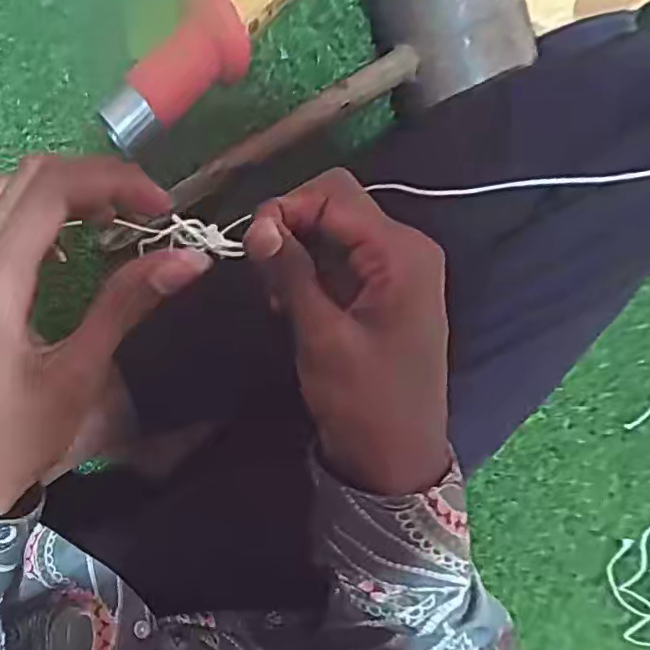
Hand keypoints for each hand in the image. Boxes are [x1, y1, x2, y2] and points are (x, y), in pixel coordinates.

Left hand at [0, 156, 209, 514]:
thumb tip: (187, 259)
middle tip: (143, 210)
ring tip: (110, 218)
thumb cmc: (24, 435)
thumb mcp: (80, 372)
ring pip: (8, 193)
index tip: (162, 209)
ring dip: (62, 190)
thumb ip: (125, 305)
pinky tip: (68, 249)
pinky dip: (38, 214)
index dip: (113, 182)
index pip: (51, 191)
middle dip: (92, 178)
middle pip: (28, 178)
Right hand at [244, 169, 450, 494]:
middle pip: (335, 206)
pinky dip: (307, 272)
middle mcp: (402, 248)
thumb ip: (291, 274)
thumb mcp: (321, 336)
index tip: (247, 246)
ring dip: (294, 252)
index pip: (334, 195)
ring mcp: (393, 271)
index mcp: (399, 251)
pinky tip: (287, 304)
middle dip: (288, 227)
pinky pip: (337, 262)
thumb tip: (257, 226)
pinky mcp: (379, 293)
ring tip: (272, 296)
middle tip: (257, 271)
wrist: (394, 454)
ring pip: (332, 233)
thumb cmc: (363, 398)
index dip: (284, 208)